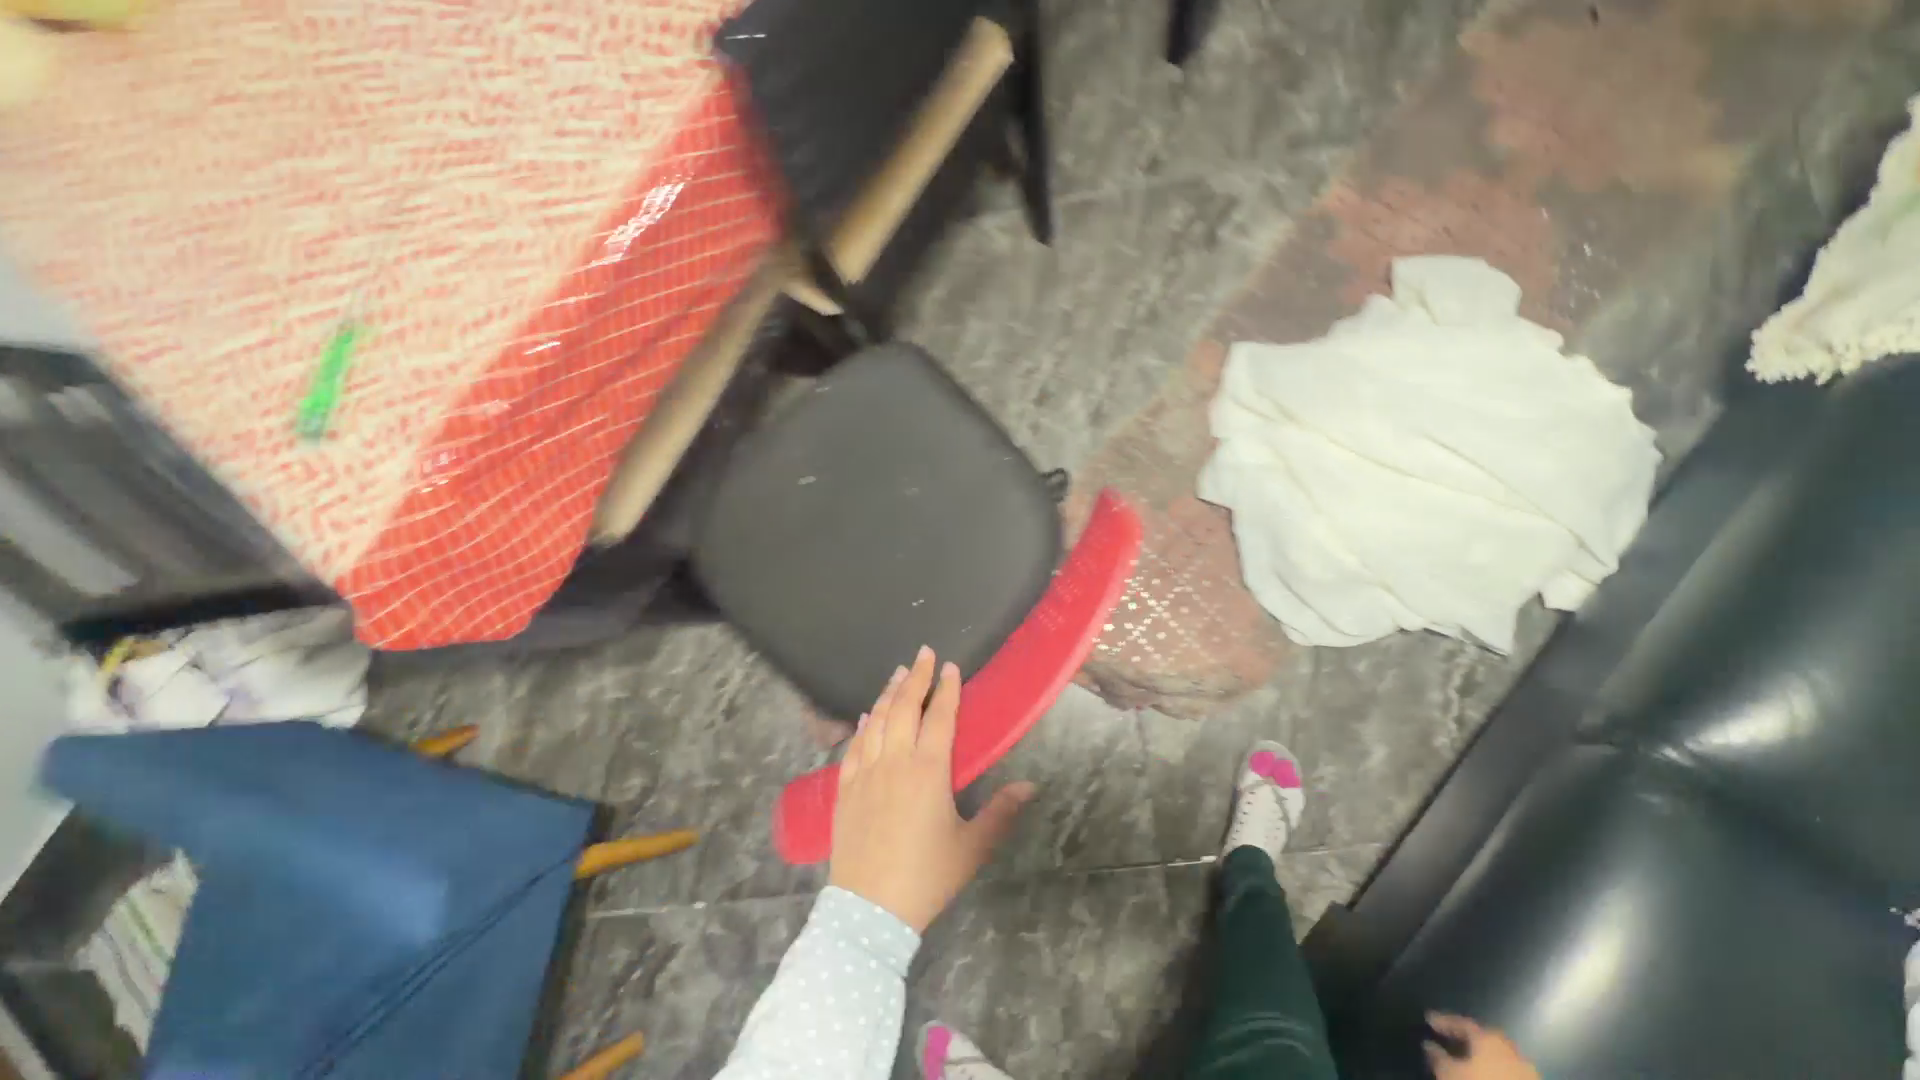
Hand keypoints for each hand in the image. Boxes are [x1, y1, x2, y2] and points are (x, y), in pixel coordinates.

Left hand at [829, 646, 1035, 932]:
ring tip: (898, 673)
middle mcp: (895, 762)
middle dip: (915, 678)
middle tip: (924, 654)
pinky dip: (862, 725)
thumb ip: (1001, 812)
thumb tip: (1030, 786)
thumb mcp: (972, 847)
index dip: (947, 690)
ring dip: (888, 694)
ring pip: (876, 722)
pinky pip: (854, 747)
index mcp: (929, 771)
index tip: (951, 667)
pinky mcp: (845, 790)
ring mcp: (865, 774)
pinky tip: (866, 716)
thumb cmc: (927, 876)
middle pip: (904, 708)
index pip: (940, 718)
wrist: (870, 909)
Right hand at [1423, 1013, 1539, 1079]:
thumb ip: (1438, 1057)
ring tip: (1465, 1057)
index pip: (1462, 1022)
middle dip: (1465, 1035)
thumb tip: (1428, 1044)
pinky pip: (1506, 1066)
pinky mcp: (1530, 1079)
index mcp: (1488, 1038)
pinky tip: (1485, 1072)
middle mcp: (1508, 1046)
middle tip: (1448, 1035)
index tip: (1429, 1019)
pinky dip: (1493, 1065)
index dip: (1444, 1020)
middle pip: (1482, 1035)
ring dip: (1480, 1052)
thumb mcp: (1451, 1073)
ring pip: (1497, 1052)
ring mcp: (1523, 1065)